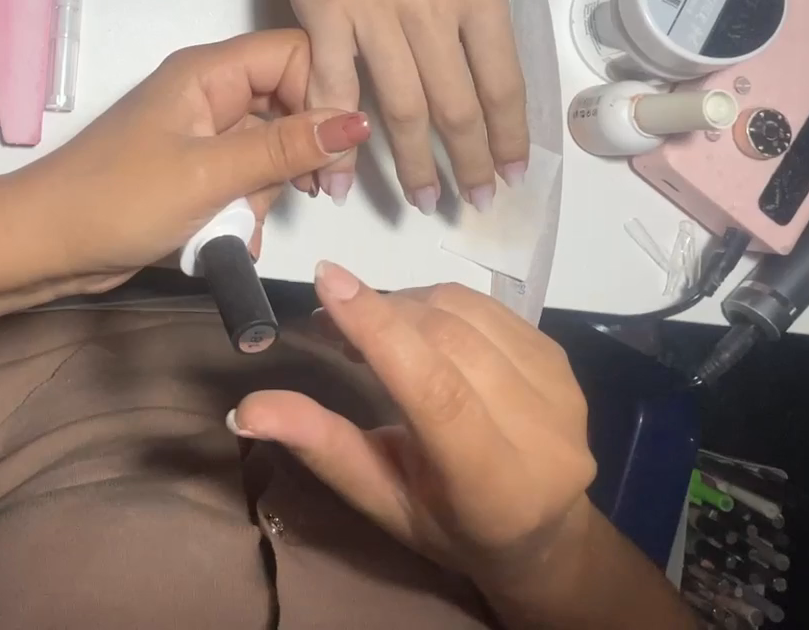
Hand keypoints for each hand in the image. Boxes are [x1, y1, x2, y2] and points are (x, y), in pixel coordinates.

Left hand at [26, 30, 372, 281]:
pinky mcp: (195, 172)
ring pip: (269, 149)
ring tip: (241, 220)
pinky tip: (234, 236)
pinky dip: (245, 208)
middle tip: (317, 192)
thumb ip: (285, 147)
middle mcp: (209, 94)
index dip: (325, 93)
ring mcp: (202, 135)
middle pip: (288, 104)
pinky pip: (244, 179)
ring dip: (266, 190)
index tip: (338, 148)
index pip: (293, 55)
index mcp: (208, 72)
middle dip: (299, 152)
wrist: (48, 245)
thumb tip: (358, 121)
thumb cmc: (120, 199)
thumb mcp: (210, 173)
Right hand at [229, 263, 596, 600]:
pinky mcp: (562, 360)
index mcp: (494, 487)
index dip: (378, 330)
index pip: (436, 392)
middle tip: (329, 317)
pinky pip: (484, 305)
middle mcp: (544, 435)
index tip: (326, 278)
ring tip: (369, 321)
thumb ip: (318, 444)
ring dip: (403, 302)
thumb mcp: (376, 494)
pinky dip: (434, 302)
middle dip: (378, 312)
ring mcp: (563, 392)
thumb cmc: (444, 523)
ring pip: (464, 311)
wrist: (540, 529)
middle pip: (447, 340)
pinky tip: (414, 322)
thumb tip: (246, 408)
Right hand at [274, 0, 526, 212]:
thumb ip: (471, 13)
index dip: (509, 139)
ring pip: (401, 109)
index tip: (511, 175)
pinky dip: (337, 143)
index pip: (504, 83)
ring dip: (416, 165)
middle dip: (470, 164)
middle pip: (457, 107)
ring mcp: (375, 12)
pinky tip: (339, 183)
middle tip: (474, 203)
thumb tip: (472, 76)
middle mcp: (434, 6)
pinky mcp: (323, 15)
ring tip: (426, 202)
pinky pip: (334, 92)